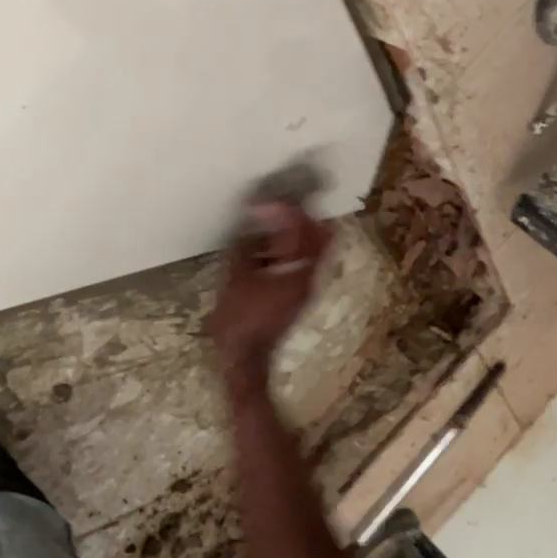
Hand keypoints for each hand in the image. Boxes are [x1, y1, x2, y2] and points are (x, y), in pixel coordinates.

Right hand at [206, 200, 332, 387]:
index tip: (276, 198)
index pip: (311, 232)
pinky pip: (300, 264)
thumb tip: (254, 217)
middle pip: (320, 239)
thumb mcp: (236, 276)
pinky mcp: (296, 296)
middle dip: (303, 217)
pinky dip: (287, 249)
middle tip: (281, 203)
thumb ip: (248, 244)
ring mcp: (305, 289)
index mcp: (300, 273)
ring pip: (312, 251)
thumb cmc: (240, 318)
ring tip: (270, 220)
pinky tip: (264, 247)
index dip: (296, 211)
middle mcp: (310, 279)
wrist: (245, 359)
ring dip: (296, 232)